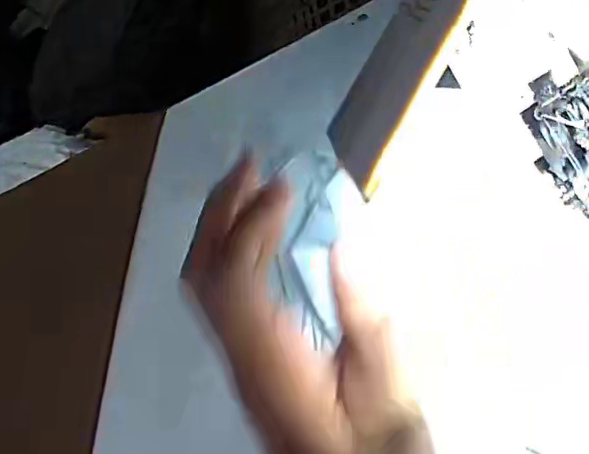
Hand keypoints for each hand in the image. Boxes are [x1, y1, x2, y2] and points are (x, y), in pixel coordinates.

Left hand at [183, 156, 428, 453]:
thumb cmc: (376, 440)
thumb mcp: (386, 387)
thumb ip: (364, 318)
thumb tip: (340, 243)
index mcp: (270, 359)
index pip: (235, 276)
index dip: (251, 221)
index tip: (284, 184)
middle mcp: (240, 354)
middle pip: (204, 271)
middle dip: (222, 207)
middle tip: (251, 162)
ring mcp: (235, 355)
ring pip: (202, 278)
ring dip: (218, 219)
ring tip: (247, 180)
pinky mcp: (241, 352)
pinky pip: (215, 285)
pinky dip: (224, 240)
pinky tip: (250, 222)